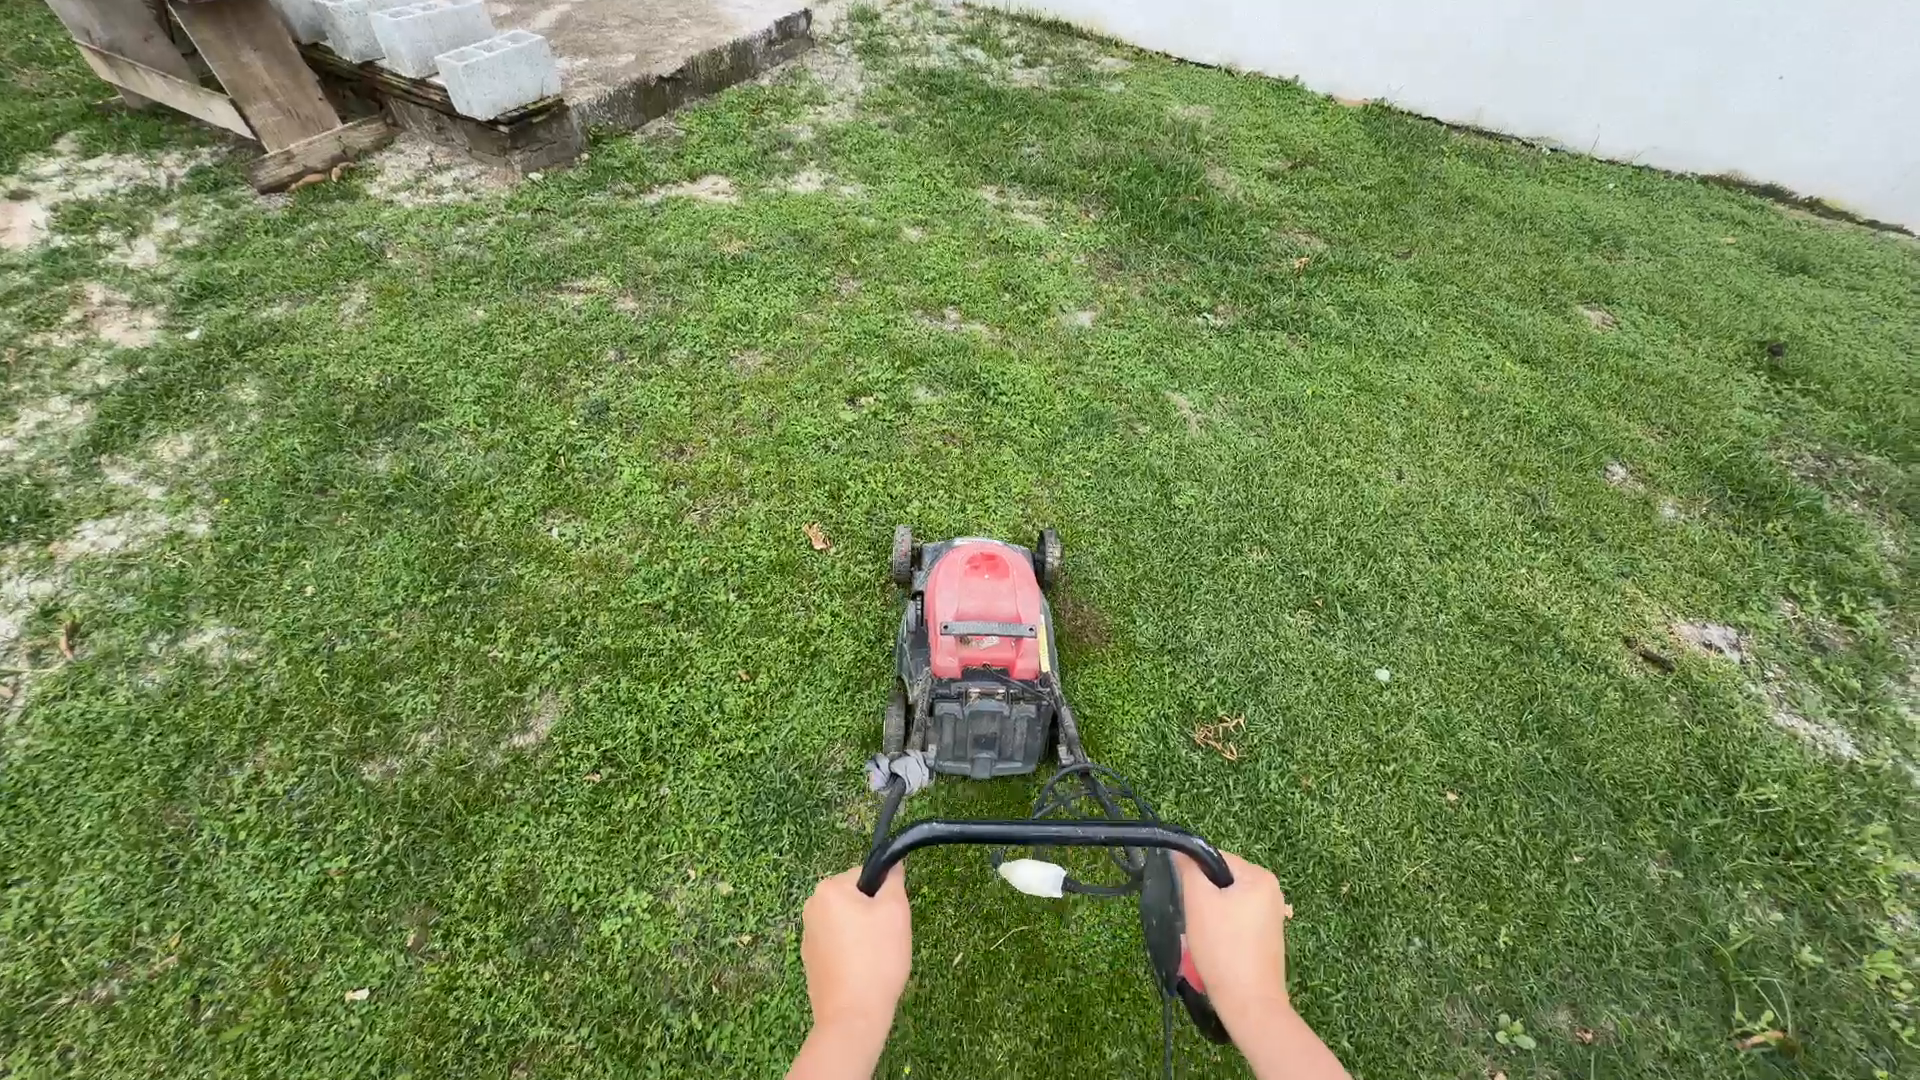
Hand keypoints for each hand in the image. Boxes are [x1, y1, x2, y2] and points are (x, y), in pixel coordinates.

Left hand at [788, 864, 911, 1079]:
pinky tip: (862, 973)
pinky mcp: (810, 963)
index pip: (865, 875)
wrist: (852, 1018)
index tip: (891, 919)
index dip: (884, 895)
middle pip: (855, 899)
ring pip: (848, 923)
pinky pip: (838, 946)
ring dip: (863, 935)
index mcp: (828, 889)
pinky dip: (852, 953)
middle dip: (873, 915)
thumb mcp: (895, 910)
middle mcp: (811, 908)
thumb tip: (891, 864)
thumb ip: (894, 879)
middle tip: (886, 939)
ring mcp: (808, 937)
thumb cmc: (876, 958)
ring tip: (875, 960)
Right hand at [1175, 851, 1294, 1028]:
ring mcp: (1272, 916)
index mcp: (1260, 877)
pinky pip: (1237, 919)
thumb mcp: (1198, 901)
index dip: (1194, 873)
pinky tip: (1216, 946)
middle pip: (1222, 880)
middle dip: (1203, 896)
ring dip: (1210, 913)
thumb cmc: (1223, 947)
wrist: (1249, 1005)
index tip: (1185, 894)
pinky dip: (1223, 928)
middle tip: (1193, 916)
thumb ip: (1188, 869)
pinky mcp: (1267, 937)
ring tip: (1203, 934)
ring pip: (1227, 901)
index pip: (1216, 858)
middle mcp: (1272, 892)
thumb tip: (1181, 851)